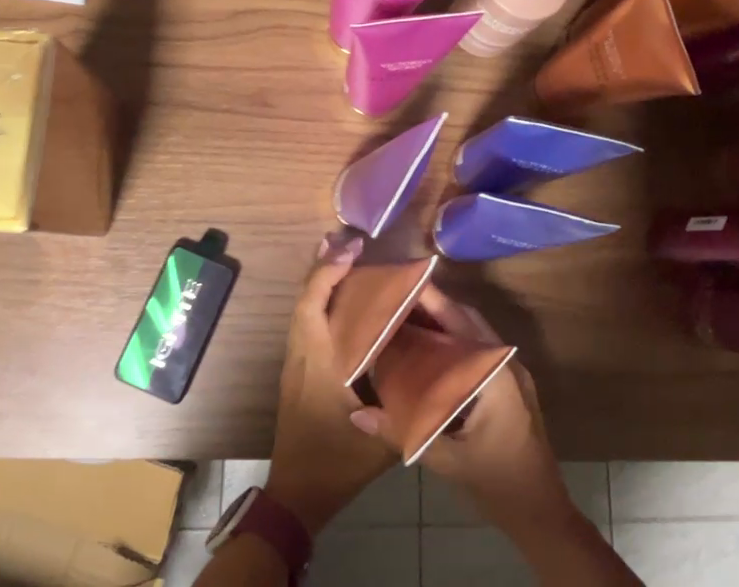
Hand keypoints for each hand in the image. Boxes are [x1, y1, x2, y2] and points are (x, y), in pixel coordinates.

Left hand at [263, 232, 397, 534]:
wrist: (296, 494)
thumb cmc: (337, 463)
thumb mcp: (381, 437)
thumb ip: (408, 404)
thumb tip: (443, 374)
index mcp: (318, 362)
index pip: (315, 302)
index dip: (330, 270)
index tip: (354, 248)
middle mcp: (302, 354)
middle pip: (305, 297)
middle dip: (325, 265)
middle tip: (352, 243)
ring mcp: (295, 363)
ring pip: (303, 310)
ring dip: (322, 282)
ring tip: (348, 261)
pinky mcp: (297, 373)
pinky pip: (307, 324)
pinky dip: (321, 302)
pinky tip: (343, 302)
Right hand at [349, 286, 574, 532]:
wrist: (541, 512)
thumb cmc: (497, 482)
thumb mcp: (446, 459)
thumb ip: (402, 432)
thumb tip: (356, 413)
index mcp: (494, 372)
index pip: (459, 321)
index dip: (431, 299)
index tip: (402, 282)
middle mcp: (506, 363)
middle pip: (467, 321)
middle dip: (432, 305)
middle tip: (395, 297)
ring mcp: (511, 374)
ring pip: (474, 334)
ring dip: (443, 323)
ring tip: (404, 317)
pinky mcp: (509, 387)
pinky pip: (478, 351)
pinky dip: (453, 343)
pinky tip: (427, 351)